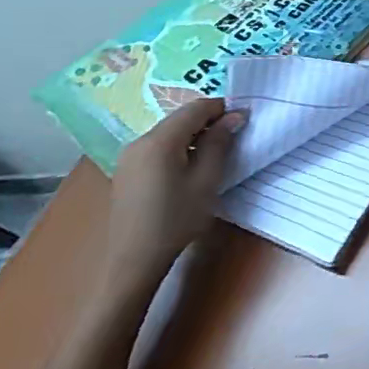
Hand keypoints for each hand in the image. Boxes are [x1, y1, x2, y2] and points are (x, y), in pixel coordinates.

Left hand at [106, 98, 245, 276]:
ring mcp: (129, 155)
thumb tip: (234, 116)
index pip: (195, 108)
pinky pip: (155, 148)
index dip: (221, 108)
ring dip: (192, 136)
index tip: (243, 119)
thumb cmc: (176, 220)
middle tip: (232, 138)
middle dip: (207, 122)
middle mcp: (140, 140)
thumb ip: (219, 144)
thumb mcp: (205, 181)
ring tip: (213, 156)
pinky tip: (187, 170)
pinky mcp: (125, 170)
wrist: (134, 259)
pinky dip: (176, 149)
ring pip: (167, 133)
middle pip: (179, 119)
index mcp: (160, 140)